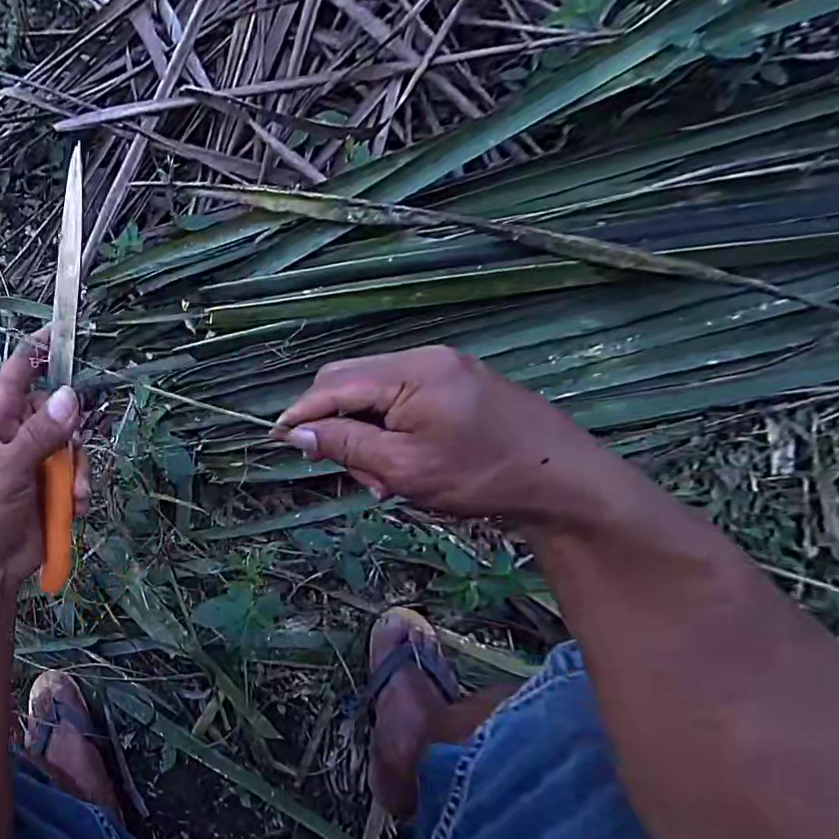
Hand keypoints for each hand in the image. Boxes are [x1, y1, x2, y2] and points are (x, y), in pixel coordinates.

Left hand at [0, 334, 89, 586]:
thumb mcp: (7, 470)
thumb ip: (40, 434)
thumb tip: (71, 396)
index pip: (15, 379)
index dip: (36, 354)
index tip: (60, 331)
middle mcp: (13, 440)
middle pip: (55, 414)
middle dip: (70, 436)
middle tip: (72, 455)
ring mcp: (33, 465)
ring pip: (71, 447)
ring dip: (76, 471)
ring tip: (72, 497)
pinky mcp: (49, 490)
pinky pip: (74, 475)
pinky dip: (78, 490)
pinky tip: (73, 508)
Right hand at [272, 346, 629, 527]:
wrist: (563, 479)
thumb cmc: (480, 476)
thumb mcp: (402, 467)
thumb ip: (344, 445)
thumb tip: (295, 432)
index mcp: (411, 372)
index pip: (333, 386)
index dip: (299, 414)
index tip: (275, 439)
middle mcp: (424, 359)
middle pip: (349, 382)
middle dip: (335, 426)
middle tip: (351, 472)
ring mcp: (443, 368)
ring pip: (372, 393)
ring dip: (362, 433)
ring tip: (384, 478)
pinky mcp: (456, 383)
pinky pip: (400, 398)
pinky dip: (386, 429)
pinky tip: (401, 461)